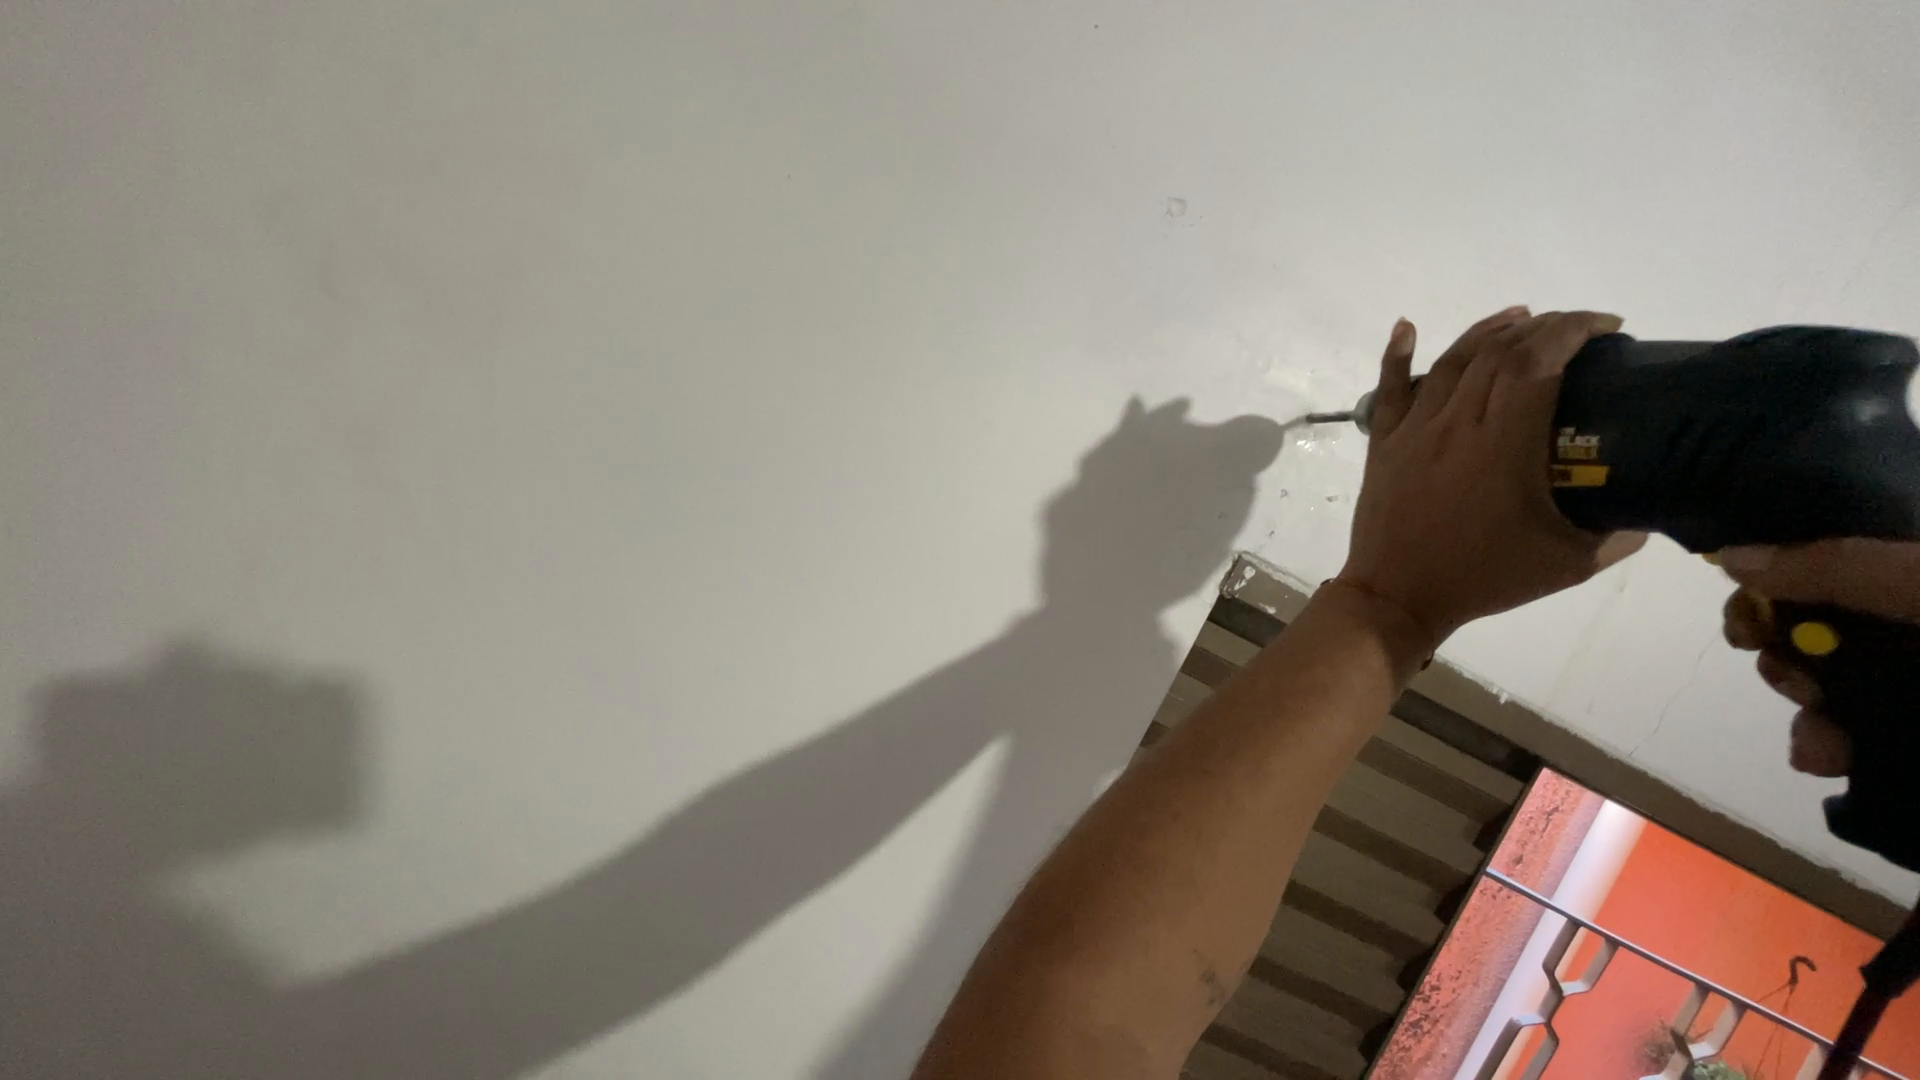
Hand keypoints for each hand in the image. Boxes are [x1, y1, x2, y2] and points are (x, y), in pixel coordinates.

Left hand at [1338, 307, 1646, 645]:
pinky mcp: (1382, 445)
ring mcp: (1412, 433)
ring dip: (1487, 333)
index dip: (1572, 329)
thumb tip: (1650, 509)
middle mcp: (1455, 427)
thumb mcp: (1568, 562)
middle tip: (1572, 330)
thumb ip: (1618, 532)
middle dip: (1541, 328)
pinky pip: (1387, 392)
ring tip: (1519, 318)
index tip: (1607, 327)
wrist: (1397, 596)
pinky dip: (1396, 356)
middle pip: (1497, 354)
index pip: (1536, 361)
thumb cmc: (1482, 579)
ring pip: (1449, 364)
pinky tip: (1407, 327)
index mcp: (1504, 447)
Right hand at [1720, 539, 1919, 776]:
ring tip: (1817, 738)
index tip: (1750, 608)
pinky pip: (1852, 723)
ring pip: (1828, 668)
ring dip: (1797, 698)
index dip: (1775, 575)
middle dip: (1782, 648)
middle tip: (1785, 674)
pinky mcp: (1911, 723)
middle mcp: (1906, 615)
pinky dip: (1824, 740)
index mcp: (1909, 572)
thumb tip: (1732, 557)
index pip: (1827, 552)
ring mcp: (1912, 672)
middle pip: (1815, 611)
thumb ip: (1841, 567)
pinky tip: (1824, 760)